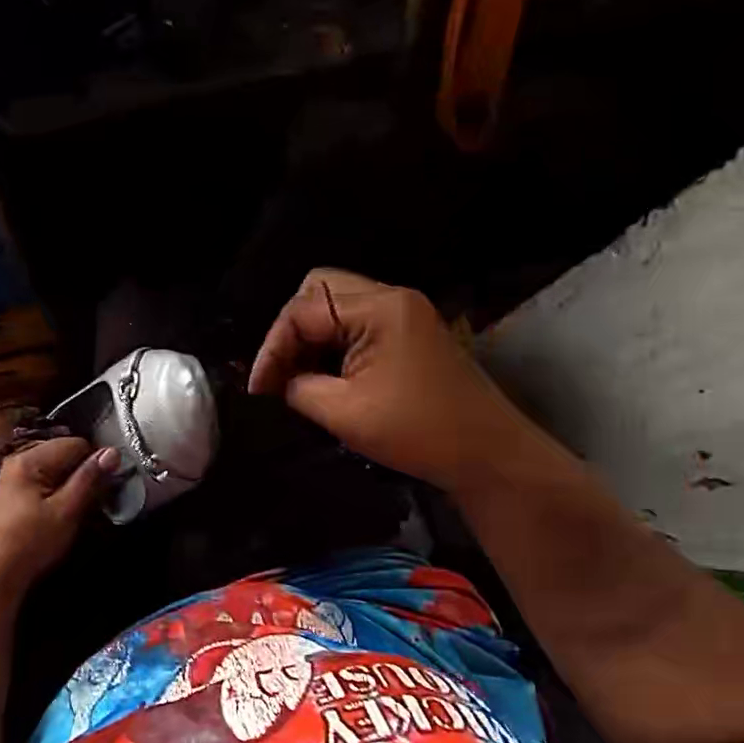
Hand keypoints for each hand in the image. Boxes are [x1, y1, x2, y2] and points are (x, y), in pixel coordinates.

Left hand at [0, 438, 117, 586]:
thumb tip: (114, 452)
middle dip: (83, 473)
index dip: (95, 462)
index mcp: (29, 459)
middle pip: (64, 454)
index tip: (106, 486)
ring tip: (79, 509)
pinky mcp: (14, 495)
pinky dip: (58, 493)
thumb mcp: (67, 510)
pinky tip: (61, 513)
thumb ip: (89, 479)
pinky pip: (45, 482)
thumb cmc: (32, 542)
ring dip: (72, 485)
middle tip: (94, 500)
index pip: (75, 444)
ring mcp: (14, 478)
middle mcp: (18, 460)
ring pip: (56, 470)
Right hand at [248, 267, 527, 489]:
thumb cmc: (416, 432)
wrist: (485, 452)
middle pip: (318, 291)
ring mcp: (402, 314)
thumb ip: (298, 389)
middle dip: (289, 333)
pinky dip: (330, 347)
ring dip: (308, 340)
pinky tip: (321, 379)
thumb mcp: (343, 413)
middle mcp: (392, 298)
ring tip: (294, 381)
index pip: (303, 310)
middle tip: (278, 374)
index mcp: (380, 308)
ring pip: (335, 307)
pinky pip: (354, 325)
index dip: (271, 348)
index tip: (258, 389)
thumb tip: (276, 383)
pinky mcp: (406, 335)